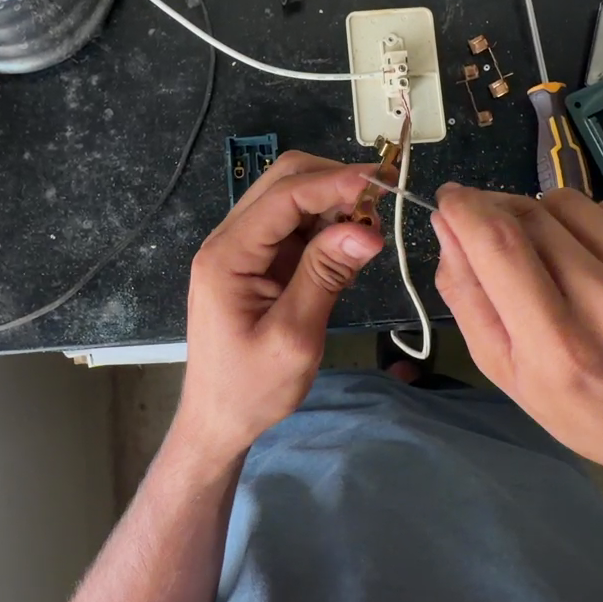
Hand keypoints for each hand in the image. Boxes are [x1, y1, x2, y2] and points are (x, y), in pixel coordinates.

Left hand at [174, 152, 384, 458]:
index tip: (384, 182)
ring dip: (332, 202)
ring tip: (372, 227)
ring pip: (289, 198)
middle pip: (282, 182)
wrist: (218, 420)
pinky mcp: (255, 261)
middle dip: (334, 181)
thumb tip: (367, 228)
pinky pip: (292, 226)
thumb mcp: (294, 337)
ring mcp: (240, 249)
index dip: (335, 182)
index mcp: (227, 255)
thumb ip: (325, 275)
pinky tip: (348, 248)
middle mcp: (228, 240)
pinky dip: (324, 226)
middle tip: (383, 200)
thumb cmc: (252, 389)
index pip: (284, 196)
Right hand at [431, 185, 602, 506]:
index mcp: (560, 349)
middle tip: (490, 227)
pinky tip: (598, 260)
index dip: (464, 210)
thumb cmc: (587, 411)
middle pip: (531, 216)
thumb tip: (447, 223)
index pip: (500, 246)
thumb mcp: (506, 372)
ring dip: (544, 217)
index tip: (448, 199)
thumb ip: (466, 296)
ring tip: (553, 255)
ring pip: (570, 204)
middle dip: (496, 211)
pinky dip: (591, 223)